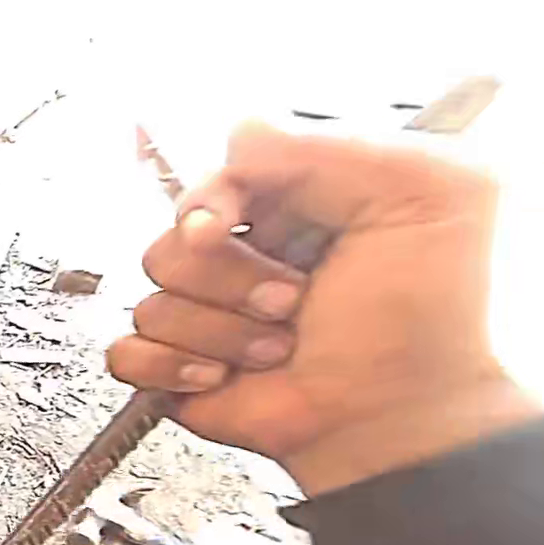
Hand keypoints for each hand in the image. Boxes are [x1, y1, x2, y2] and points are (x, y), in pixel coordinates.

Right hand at [107, 121, 543, 493]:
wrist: (385, 413)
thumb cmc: (416, 315)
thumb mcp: (419, 197)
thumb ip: (331, 150)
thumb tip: (237, 131)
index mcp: (281, 217)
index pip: (205, 191)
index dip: (203, 206)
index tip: (223, 228)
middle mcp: (230, 266)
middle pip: (165, 251)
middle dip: (226, 282)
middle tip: (290, 304)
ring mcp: (194, 321)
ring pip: (150, 307)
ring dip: (216, 334)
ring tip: (272, 351)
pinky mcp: (167, 369)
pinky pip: (124, 355)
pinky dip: (166, 368)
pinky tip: (216, 380)